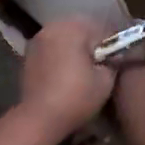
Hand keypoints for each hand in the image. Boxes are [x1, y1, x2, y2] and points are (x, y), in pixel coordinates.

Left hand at [18, 18, 115, 137]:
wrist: (39, 118)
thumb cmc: (76, 96)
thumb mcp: (106, 79)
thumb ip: (112, 60)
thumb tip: (112, 56)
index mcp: (72, 27)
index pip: (102, 28)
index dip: (113, 45)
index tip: (116, 61)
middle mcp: (51, 27)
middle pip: (80, 31)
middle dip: (91, 45)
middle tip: (100, 66)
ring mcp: (36, 41)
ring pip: (63, 40)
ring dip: (73, 51)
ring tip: (82, 72)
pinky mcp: (27, 56)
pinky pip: (50, 51)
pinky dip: (59, 58)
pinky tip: (65, 75)